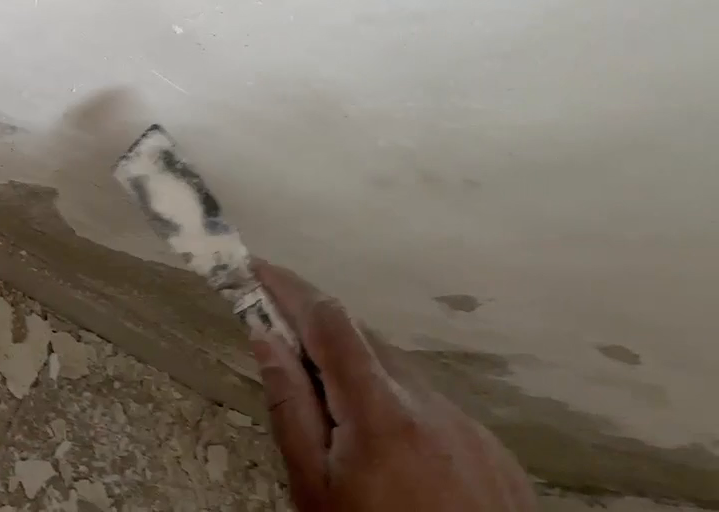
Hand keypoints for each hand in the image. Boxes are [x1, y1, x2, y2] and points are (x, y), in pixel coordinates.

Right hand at [252, 260, 537, 511]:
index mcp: (382, 412)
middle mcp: (434, 406)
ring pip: (398, 372)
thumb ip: (289, 403)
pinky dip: (395, 402)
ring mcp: (472, 429)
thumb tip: (263, 333)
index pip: (329, 320)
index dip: (288, 286)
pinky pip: (432, 406)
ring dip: (356, 368)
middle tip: (275, 338)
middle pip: (364, 341)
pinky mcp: (497, 455)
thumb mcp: (312, 482)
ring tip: (328, 404)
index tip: (253, 267)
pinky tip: (384, 443)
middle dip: (315, 329)